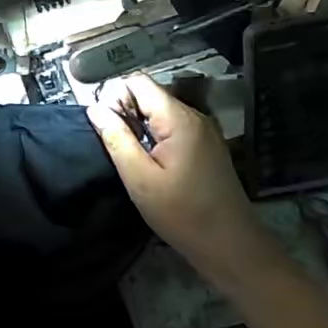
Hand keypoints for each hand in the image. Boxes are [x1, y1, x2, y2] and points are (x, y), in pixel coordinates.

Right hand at [86, 74, 271, 276]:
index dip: (115, 97)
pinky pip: (174, 127)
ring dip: (140, 127)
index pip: (138, 82)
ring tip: (132, 158)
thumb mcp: (140, 179)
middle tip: (116, 147)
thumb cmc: (183, 214)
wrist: (231, 245)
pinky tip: (153, 165)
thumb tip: (95, 108)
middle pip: (150, 95)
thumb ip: (116, 139)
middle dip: (127, 112)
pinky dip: (157, 137)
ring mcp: (203, 130)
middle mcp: (194, 115)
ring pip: (161, 112)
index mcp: (179, 118)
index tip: (107, 129)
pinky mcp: (206, 145)